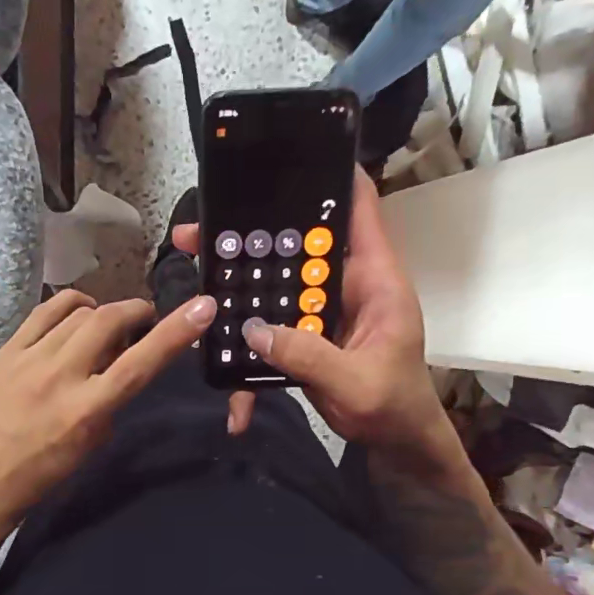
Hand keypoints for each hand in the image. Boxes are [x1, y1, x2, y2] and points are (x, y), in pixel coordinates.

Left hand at [0, 289, 215, 574]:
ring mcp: (28, 360)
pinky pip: (46, 311)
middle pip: (109, 321)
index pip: (139, 363)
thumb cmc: (46, 472)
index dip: (175, 333)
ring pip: (80, 312)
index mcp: (87, 411)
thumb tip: (122, 359)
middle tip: (145, 318)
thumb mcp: (93, 441)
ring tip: (107, 327)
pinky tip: (78, 316)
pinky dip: (72, 305)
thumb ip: (113, 397)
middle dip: (137, 311)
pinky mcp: (6, 351)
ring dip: (105, 312)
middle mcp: (59, 378)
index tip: (203, 307)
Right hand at [172, 171, 451, 462]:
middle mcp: (348, 285)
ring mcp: (325, 311)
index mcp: (375, 280)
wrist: (396, 442)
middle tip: (204, 231)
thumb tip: (253, 330)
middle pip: (301, 246)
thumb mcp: (356, 383)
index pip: (361, 210)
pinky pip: (274, 328)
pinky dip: (250, 346)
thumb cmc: (394, 407)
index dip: (335, 176)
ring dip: (241, 283)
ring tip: (197, 272)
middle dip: (256, 237)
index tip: (294, 152)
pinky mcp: (308, 335)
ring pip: (279, 283)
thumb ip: (309, 356)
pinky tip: (228, 376)